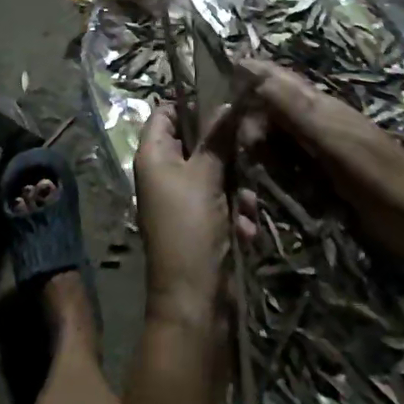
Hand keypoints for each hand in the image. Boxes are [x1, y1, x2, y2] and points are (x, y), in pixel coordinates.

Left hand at [135, 102, 244, 326]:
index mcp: (153, 154)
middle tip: (250, 153)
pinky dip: (235, 215)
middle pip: (197, 144)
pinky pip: (222, 205)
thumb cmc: (190, 227)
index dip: (192, 106)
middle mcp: (163, 172)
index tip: (225, 105)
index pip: (165, 113)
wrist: (194, 298)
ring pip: (216, 175)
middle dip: (226, 154)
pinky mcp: (200, 223)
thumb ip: (215, 141)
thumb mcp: (204, 178)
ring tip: (245, 207)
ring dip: (236, 190)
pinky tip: (246, 231)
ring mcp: (181, 198)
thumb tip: (226, 104)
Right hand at [239, 61, 403, 264]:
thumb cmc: (381, 179)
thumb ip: (293, 108)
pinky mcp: (326, 172)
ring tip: (254, 164)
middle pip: (271, 107)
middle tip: (244, 146)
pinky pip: (290, 160)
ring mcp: (322, 147)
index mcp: (320, 105)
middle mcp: (318, 119)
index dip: (248, 75)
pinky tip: (271, 178)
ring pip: (278, 134)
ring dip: (262, 145)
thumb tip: (252, 71)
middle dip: (250, 120)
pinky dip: (277, 166)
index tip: (220, 86)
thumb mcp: (333, 141)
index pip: (274, 77)